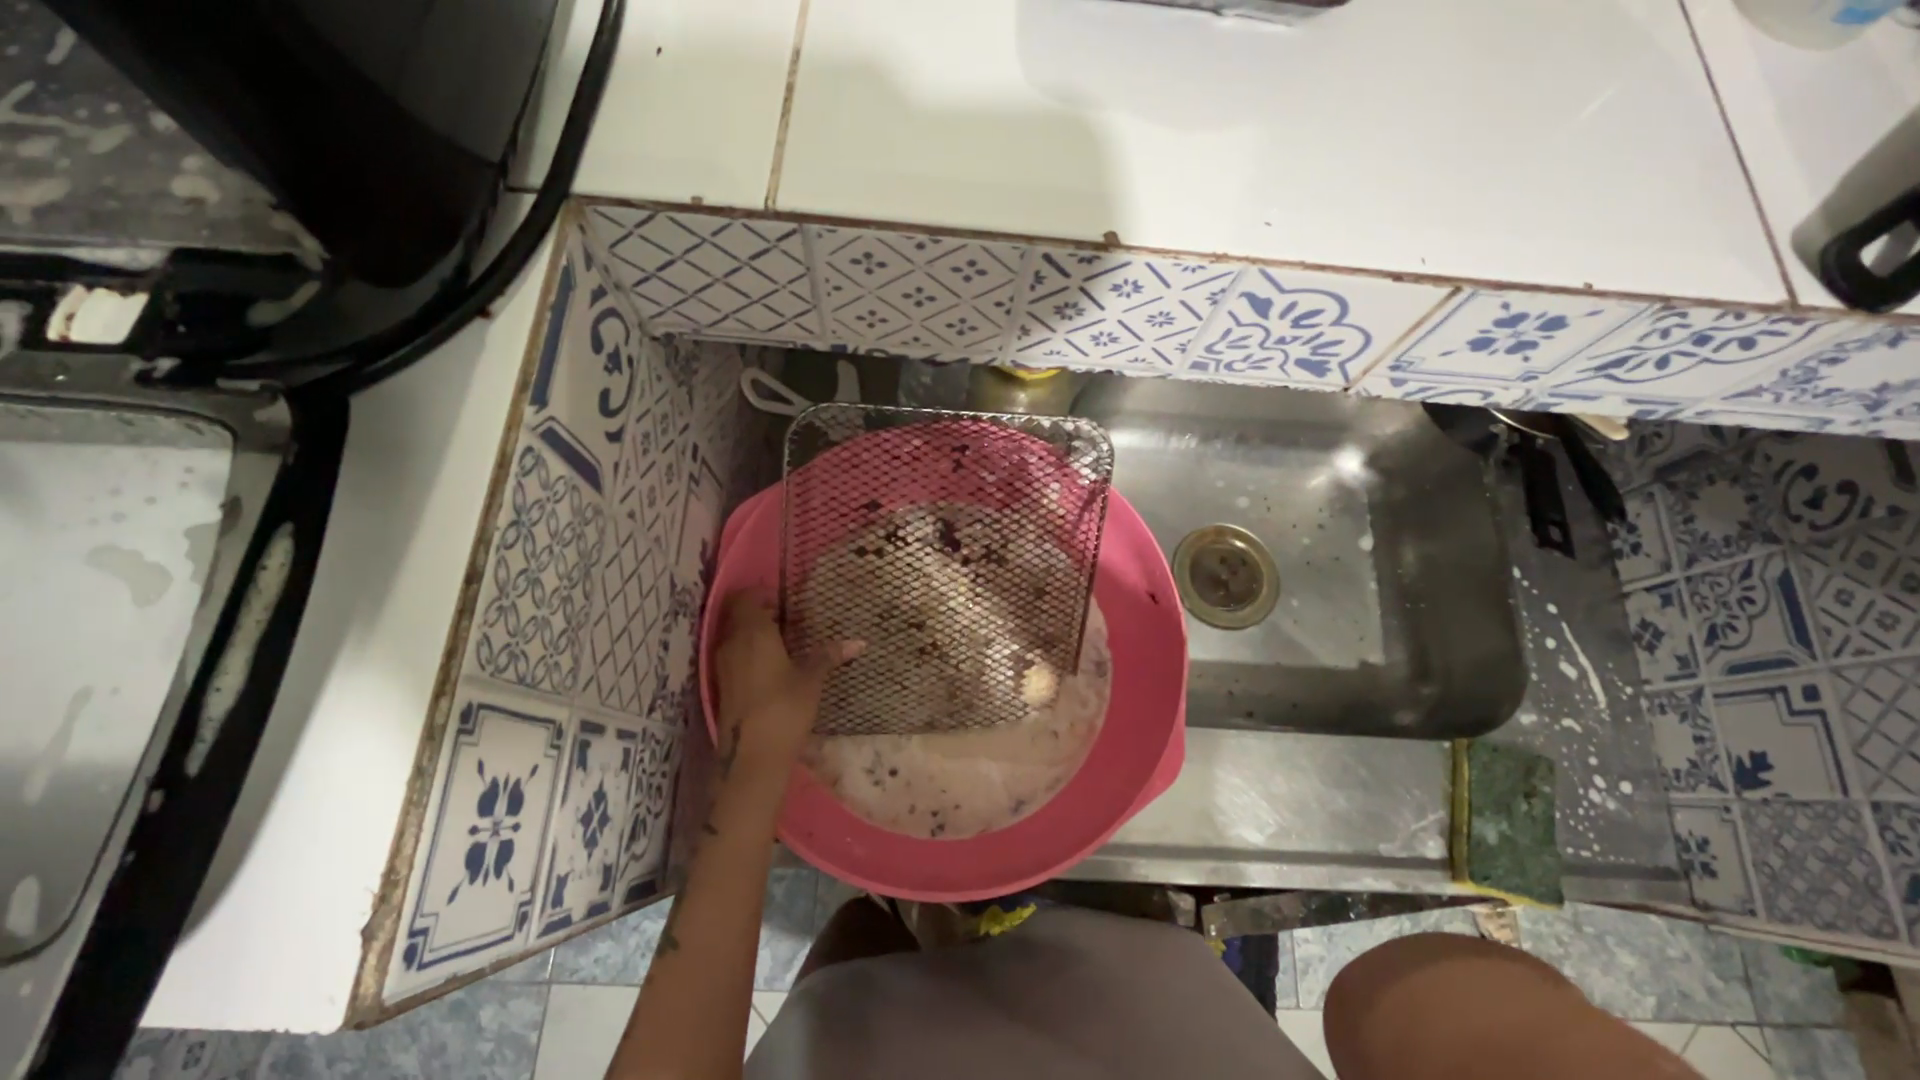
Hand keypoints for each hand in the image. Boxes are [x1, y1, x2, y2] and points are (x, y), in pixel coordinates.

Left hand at [712, 588, 862, 777]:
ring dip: (750, 633)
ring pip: (732, 635)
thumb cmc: (784, 708)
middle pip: (736, 614)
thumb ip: (828, 657)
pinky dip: (746, 652)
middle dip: (756, 612)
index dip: (761, 595)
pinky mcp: (721, 685)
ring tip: (779, 642)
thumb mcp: (811, 680)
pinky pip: (731, 655)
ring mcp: (722, 664)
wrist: (752, 755)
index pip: (746, 598)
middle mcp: (732, 642)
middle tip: (784, 620)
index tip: (783, 602)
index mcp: (753, 632)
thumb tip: (858, 642)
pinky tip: (768, 667)